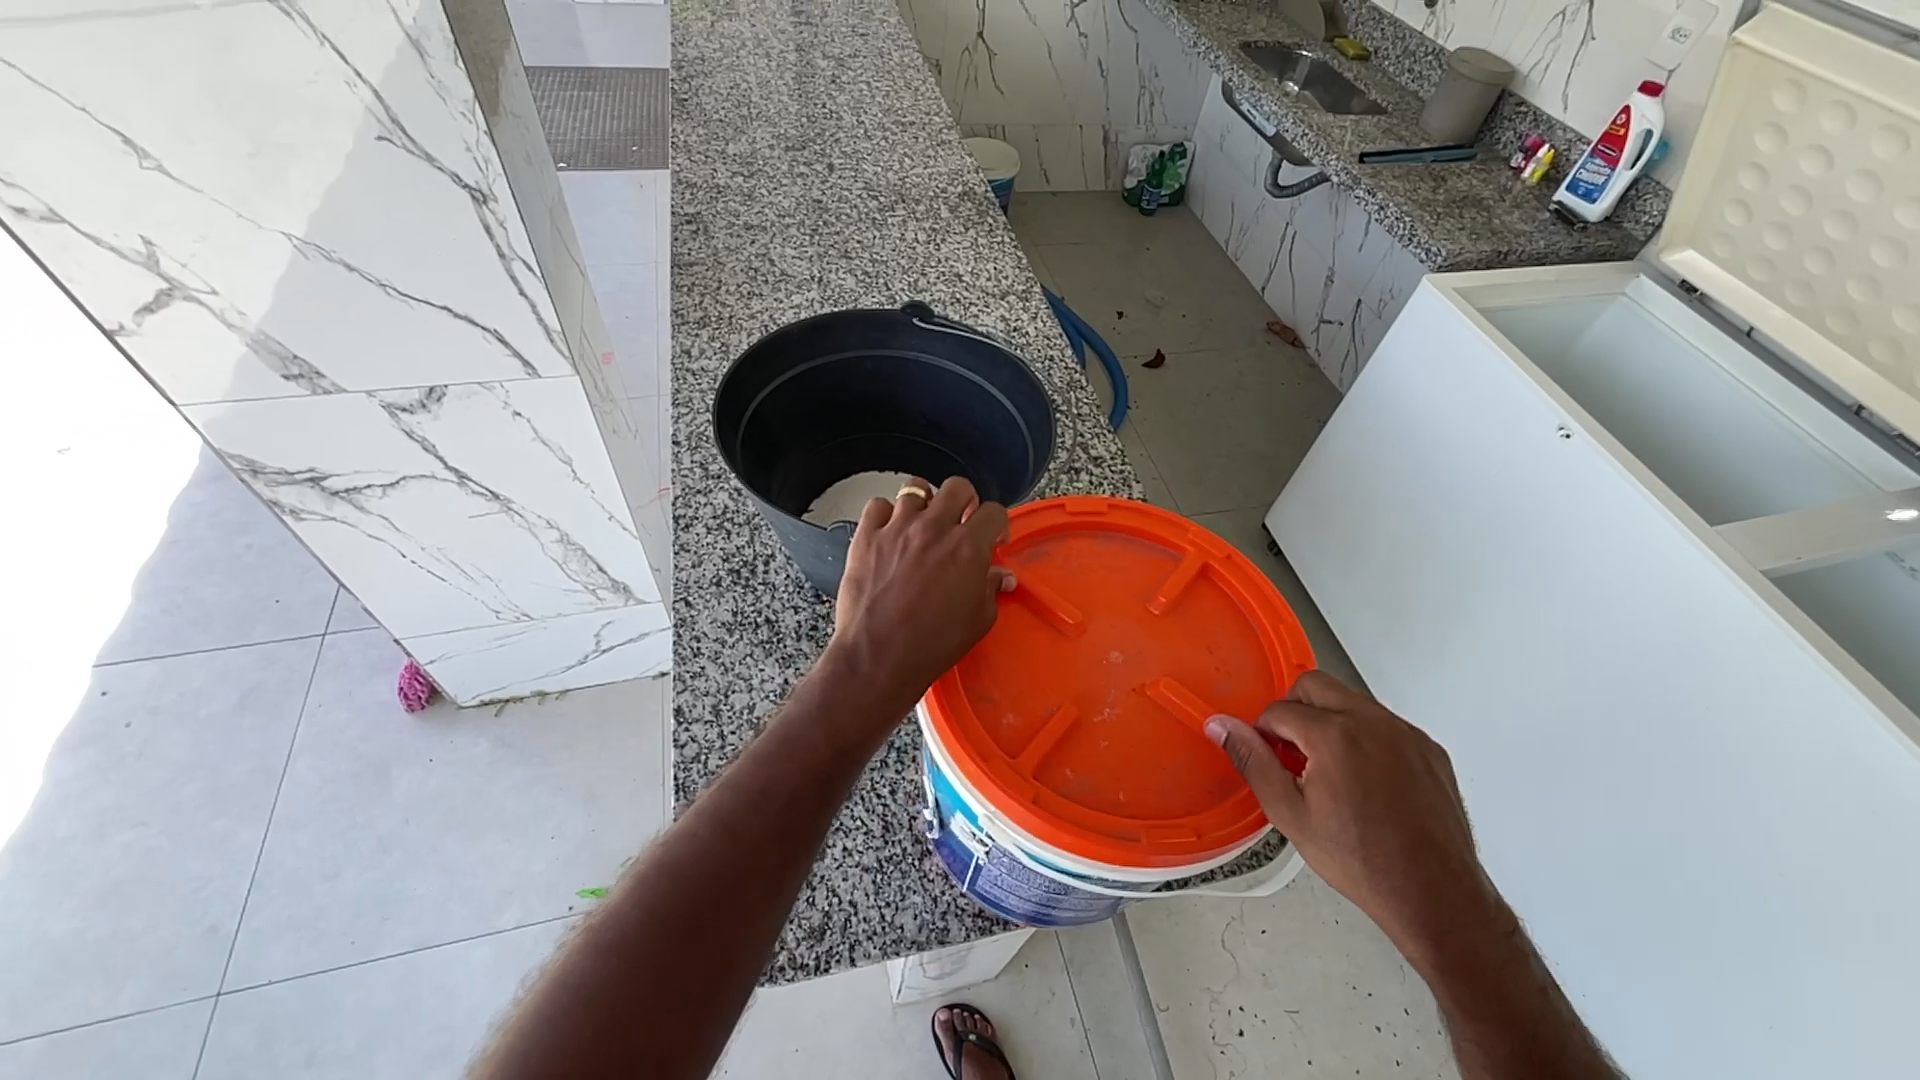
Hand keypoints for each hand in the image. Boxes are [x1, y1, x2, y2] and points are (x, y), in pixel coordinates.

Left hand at [829, 476, 1014, 709]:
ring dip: (925, 503)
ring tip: (923, 523)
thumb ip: (991, 589)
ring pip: (916, 489)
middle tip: (961, 521)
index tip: (993, 537)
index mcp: (968, 548)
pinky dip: (886, 514)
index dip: (996, 523)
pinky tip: (890, 531)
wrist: (878, 656)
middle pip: (957, 487)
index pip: (993, 512)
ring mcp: (897, 529)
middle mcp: (933, 529)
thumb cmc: (930, 644)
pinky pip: (877, 506)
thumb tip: (1001, 577)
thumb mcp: (977, 621)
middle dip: (965, 501)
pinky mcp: (867, 537)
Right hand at [1205, 672, 1502, 963]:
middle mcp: (1373, 722)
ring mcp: (1406, 733)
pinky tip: (1364, 781)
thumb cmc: (1363, 861)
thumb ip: (1252, 760)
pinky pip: (1385, 723)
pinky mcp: (1429, 748)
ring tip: (1327, 771)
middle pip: (1315, 685)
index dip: (1263, 733)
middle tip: (1291, 753)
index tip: (1267, 757)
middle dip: (1294, 710)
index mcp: (1334, 735)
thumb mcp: (1289, 814)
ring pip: (1352, 700)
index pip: (1279, 709)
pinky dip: (1365, 737)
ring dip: (1330, 720)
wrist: (1434, 893)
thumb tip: (1222, 726)